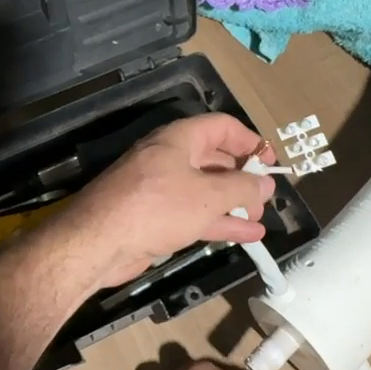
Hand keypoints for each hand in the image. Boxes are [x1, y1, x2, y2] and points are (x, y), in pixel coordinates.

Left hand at [41, 113, 275, 288]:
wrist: (99, 242)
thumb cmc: (156, 208)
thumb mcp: (207, 196)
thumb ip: (240, 188)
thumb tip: (265, 183)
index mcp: (177, 140)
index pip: (220, 127)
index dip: (249, 140)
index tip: (271, 161)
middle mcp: (168, 158)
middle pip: (213, 159)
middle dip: (242, 176)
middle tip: (266, 196)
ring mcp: (160, 189)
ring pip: (205, 190)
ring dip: (233, 203)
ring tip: (260, 217)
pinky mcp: (155, 217)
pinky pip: (193, 213)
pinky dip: (218, 222)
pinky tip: (245, 235)